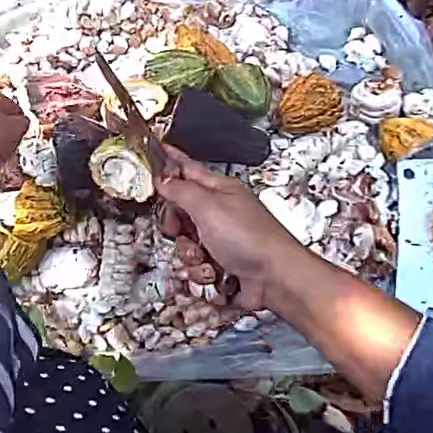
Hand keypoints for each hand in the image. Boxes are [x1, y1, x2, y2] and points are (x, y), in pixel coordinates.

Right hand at [155, 147, 315, 310]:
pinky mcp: (221, 266)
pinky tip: (215, 276)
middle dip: (176, 228)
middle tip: (181, 231)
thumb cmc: (254, 238)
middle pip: (178, 213)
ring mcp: (220, 241)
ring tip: (207, 260)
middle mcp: (219, 213)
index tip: (157, 152)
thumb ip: (181, 190)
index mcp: (219, 190)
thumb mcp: (209, 207)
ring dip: (191, 257)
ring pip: (184, 245)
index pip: (187, 169)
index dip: (170, 163)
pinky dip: (200, 275)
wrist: (276, 279)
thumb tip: (162, 178)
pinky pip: (194, 269)